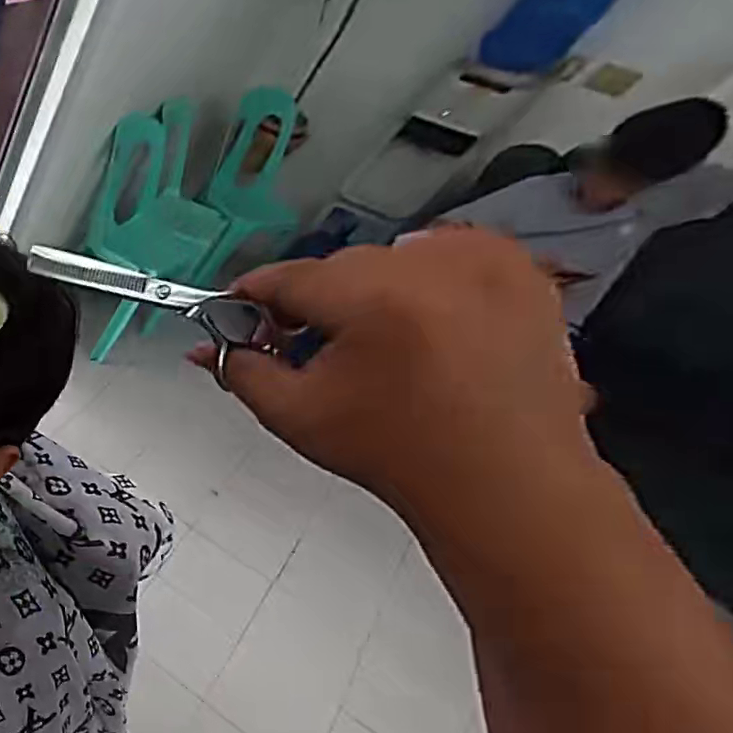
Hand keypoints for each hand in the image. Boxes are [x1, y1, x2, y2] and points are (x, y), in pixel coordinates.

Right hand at [190, 227, 588, 508]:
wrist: (496, 476)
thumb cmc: (397, 450)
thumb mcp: (292, 413)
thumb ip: (241, 370)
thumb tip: (213, 346)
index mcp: (375, 297)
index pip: (287, 276)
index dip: (248, 296)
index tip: (232, 313)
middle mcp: (436, 266)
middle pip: (335, 268)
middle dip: (303, 302)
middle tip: (288, 345)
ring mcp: (486, 264)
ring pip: (385, 259)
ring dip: (356, 291)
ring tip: (353, 342)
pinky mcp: (518, 274)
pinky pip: (444, 256)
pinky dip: (413, 280)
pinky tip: (405, 323)